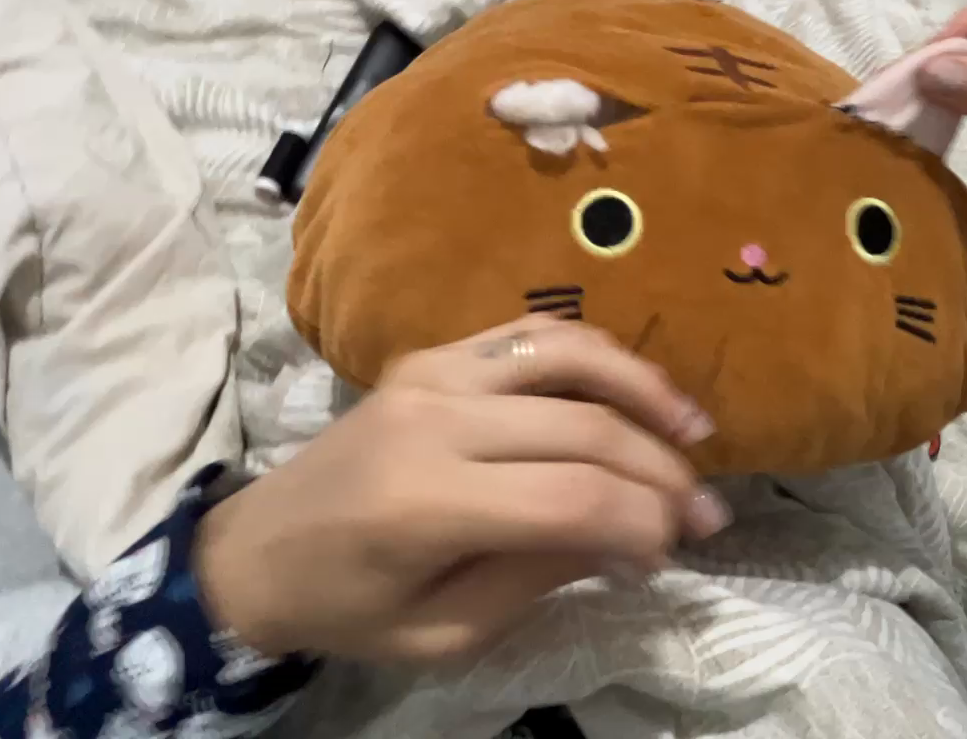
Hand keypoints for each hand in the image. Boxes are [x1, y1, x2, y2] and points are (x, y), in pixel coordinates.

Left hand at [192, 316, 728, 663]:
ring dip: (642, 387)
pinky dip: (594, 352)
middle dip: (660, 469)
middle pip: (583, 427)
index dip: (643, 521)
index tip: (677, 550)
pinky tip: (631, 382)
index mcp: (425, 501)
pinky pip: (532, 334)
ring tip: (693, 426)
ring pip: (567, 355)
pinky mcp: (435, 352)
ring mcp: (436, 370)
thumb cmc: (348, 607)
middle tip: (706, 508)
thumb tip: (632, 535)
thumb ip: (541, 575)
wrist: (260, 545)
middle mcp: (436, 417)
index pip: (570, 499)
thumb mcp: (444, 632)